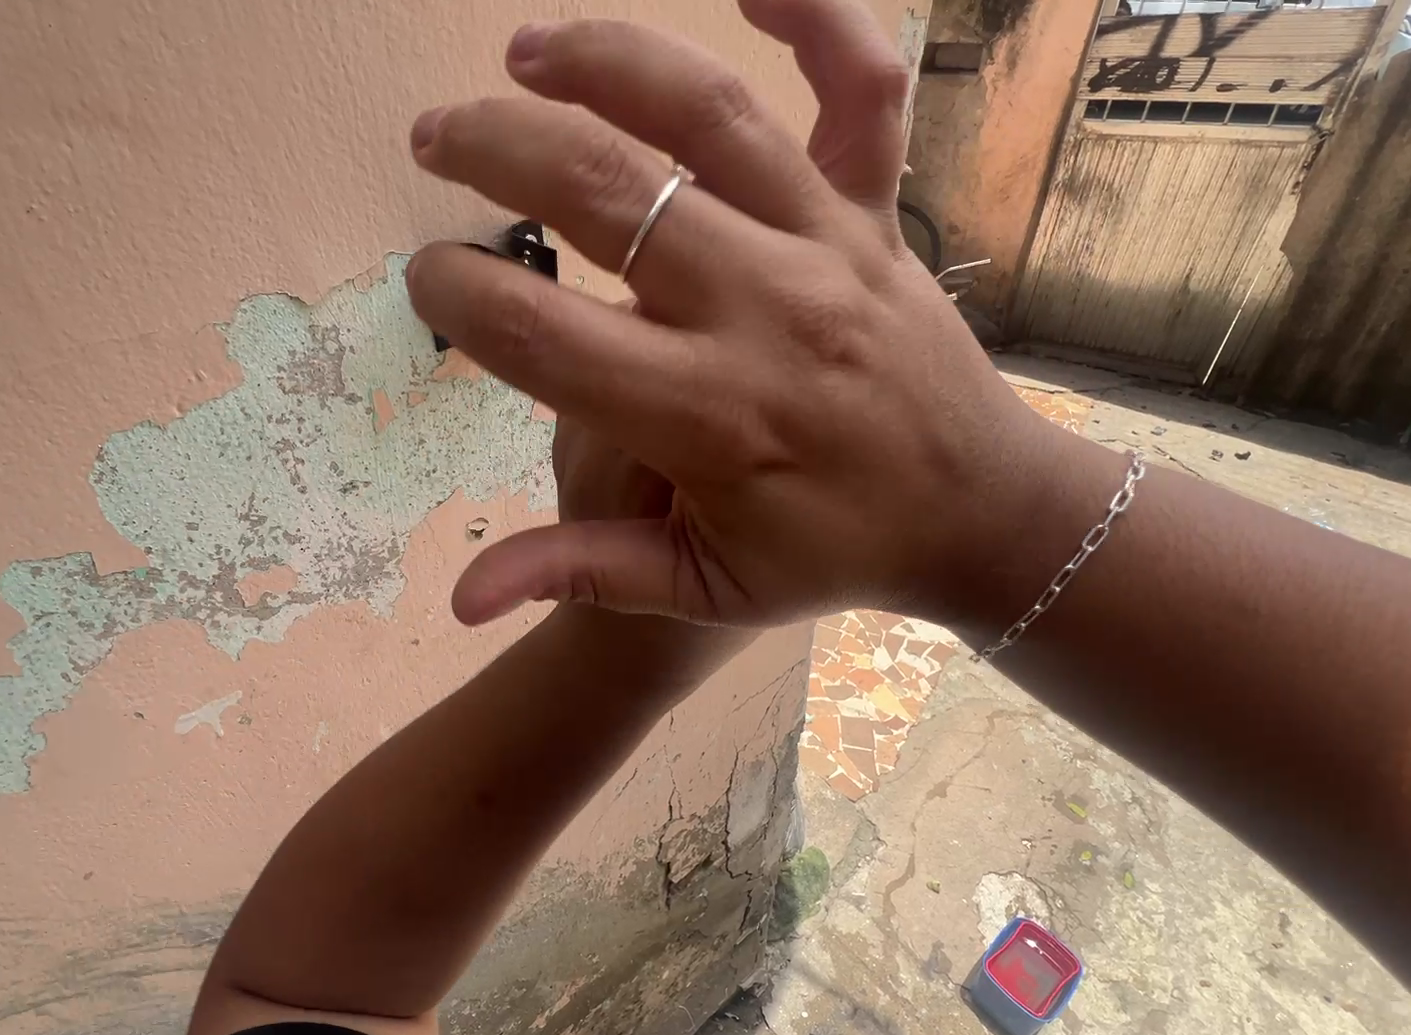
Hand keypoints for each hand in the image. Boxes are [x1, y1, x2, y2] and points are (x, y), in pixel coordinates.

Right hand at [408, 0, 1082, 631]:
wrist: (979, 515)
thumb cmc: (830, 556)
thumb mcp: (699, 590)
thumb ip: (578, 577)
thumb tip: (460, 601)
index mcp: (704, 419)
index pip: (544, 335)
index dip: (462, 295)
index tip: (431, 283)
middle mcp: (758, 313)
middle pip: (608, 194)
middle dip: (496, 151)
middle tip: (435, 143)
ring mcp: (826, 248)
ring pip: (705, 119)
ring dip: (601, 66)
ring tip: (523, 54)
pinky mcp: (876, 216)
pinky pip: (861, 91)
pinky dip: (816, 20)